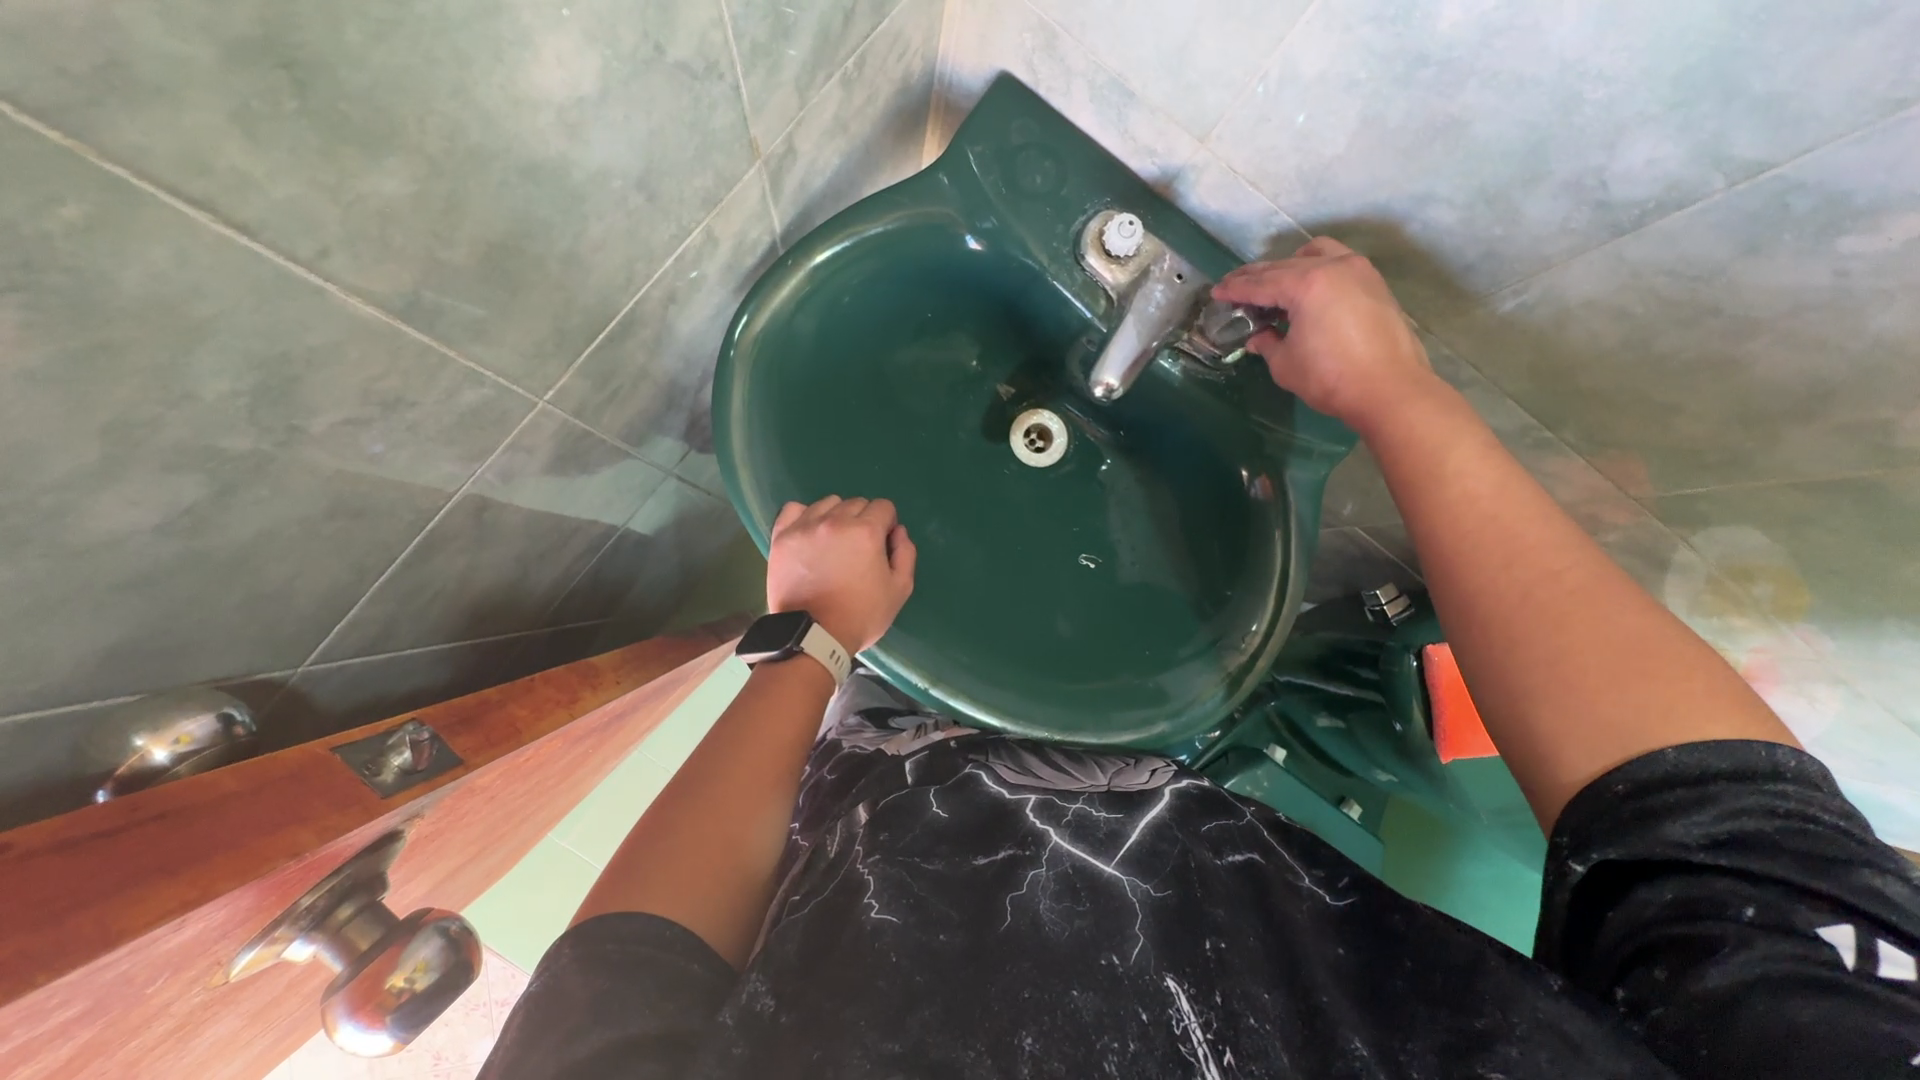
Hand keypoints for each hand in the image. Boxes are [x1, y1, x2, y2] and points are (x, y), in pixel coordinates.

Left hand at [765, 496, 916, 651]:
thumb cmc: (860, 615)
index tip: (881, 544)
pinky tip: (810, 533)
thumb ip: (905, 554)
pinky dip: (805, 516)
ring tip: (833, 542)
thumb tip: (898, 531)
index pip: (883, 507)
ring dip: (836, 516)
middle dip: (863, 520)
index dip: (887, 524)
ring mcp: (805, 527)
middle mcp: (835, 521)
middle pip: (856, 504)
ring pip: (827, 504)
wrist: (813, 636)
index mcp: (866, 531)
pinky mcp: (782, 537)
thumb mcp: (899, 590)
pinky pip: (794, 509)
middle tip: (858, 549)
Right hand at [1213, 237, 1439, 435]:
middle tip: (1235, 288)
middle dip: (1256, 277)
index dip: (1234, 289)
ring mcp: (1357, 271)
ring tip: (1274, 285)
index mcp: (1306, 284)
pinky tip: (1307, 291)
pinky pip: (1337, 263)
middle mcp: (1332, 267)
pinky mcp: (1373, 283)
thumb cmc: (1331, 378)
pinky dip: (1316, 269)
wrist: (1390, 389)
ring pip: (1314, 254)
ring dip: (1289, 265)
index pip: (1260, 284)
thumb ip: (1267, 343)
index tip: (1216, 293)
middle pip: (1283, 266)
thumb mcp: (1285, 364)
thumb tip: (1258, 336)